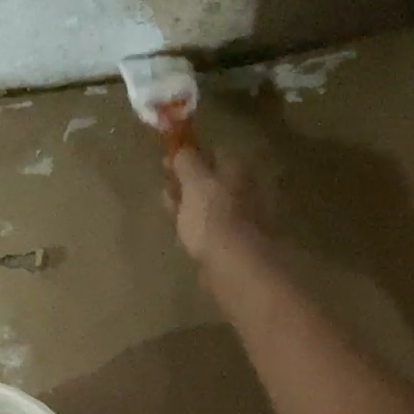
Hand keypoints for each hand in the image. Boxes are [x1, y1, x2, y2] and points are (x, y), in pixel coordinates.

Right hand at [163, 145, 262, 262]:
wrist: (235, 264)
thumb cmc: (213, 216)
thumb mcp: (195, 182)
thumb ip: (187, 163)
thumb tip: (182, 149)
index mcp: (240, 171)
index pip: (216, 154)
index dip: (191, 156)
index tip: (168, 163)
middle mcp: (247, 190)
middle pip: (214, 180)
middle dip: (189, 182)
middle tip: (166, 187)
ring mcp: (243, 218)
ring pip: (211, 204)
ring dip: (190, 204)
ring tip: (170, 209)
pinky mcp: (235, 243)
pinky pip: (211, 227)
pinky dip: (196, 226)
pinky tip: (183, 231)